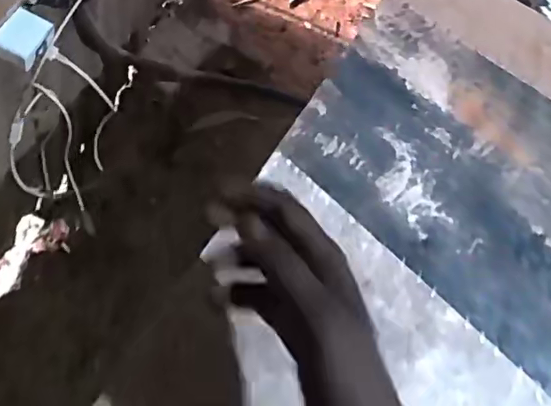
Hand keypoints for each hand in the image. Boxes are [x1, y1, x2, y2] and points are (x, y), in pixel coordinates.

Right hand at [217, 184, 399, 405]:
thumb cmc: (344, 362)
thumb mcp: (316, 312)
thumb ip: (284, 264)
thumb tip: (245, 217)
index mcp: (324, 257)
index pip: (286, 210)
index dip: (254, 194)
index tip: (217, 187)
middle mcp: (313, 269)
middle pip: (273, 232)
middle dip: (240, 220)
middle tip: (205, 216)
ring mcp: (304, 299)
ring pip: (264, 264)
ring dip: (236, 258)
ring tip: (208, 266)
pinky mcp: (294, 327)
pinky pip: (261, 297)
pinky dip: (238, 293)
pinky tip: (217, 301)